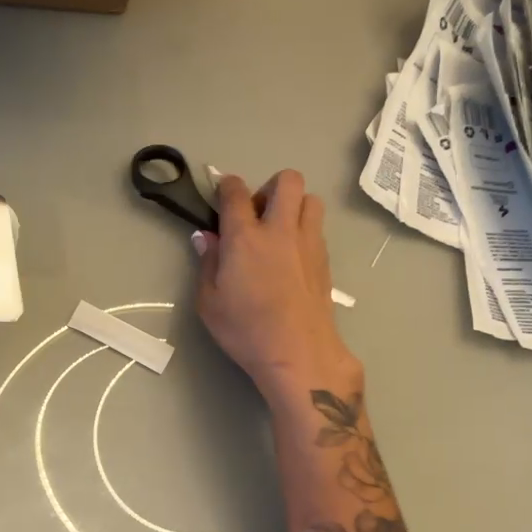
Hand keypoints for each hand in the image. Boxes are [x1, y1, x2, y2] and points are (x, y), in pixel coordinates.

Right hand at [192, 170, 359, 401]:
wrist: (297, 351)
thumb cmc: (244, 330)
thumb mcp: (209, 302)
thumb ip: (208, 264)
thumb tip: (206, 238)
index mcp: (244, 238)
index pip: (236, 194)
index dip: (226, 187)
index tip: (221, 192)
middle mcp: (280, 229)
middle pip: (286, 180)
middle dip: (269, 188)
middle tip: (256, 214)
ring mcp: (308, 241)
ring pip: (310, 198)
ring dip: (293, 205)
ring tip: (278, 232)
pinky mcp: (324, 258)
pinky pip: (316, 227)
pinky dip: (303, 230)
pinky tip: (290, 257)